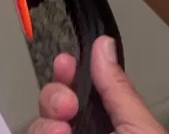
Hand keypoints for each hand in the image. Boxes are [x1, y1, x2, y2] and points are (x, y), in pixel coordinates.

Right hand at [29, 37, 164, 133]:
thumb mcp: (139, 126)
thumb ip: (119, 89)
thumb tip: (103, 43)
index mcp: (112, 123)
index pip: (81, 86)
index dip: (70, 70)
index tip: (66, 64)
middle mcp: (85, 130)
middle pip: (53, 99)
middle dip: (55, 93)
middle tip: (68, 104)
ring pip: (39, 120)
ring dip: (46, 118)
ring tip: (62, 129)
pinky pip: (29, 132)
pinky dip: (40, 130)